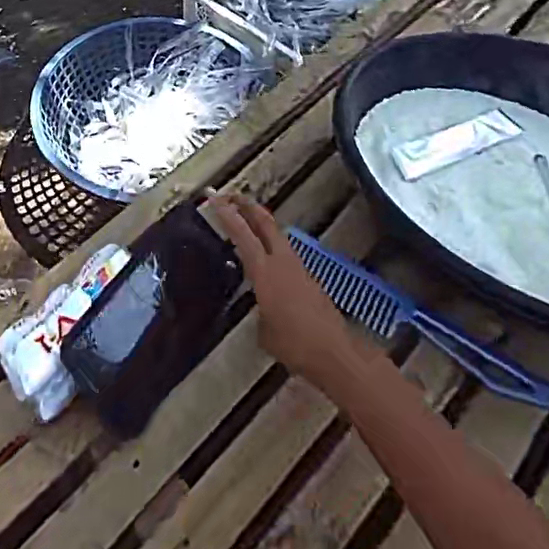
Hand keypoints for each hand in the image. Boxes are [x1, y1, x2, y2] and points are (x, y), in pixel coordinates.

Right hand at [209, 191, 366, 388]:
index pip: (242, 235)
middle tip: (231, 196)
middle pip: (265, 222)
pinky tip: (266, 256)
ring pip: (277, 235)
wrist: (333, 352)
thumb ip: (260, 311)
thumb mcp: (264, 331)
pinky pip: (285, 253)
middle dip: (248, 206)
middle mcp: (282, 262)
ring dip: (261, 224)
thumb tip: (263, 309)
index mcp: (265, 271)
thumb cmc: (294, 343)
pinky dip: (271, 245)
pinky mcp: (309, 278)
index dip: (227, 215)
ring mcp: (298, 268)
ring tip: (247, 220)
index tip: (214, 200)